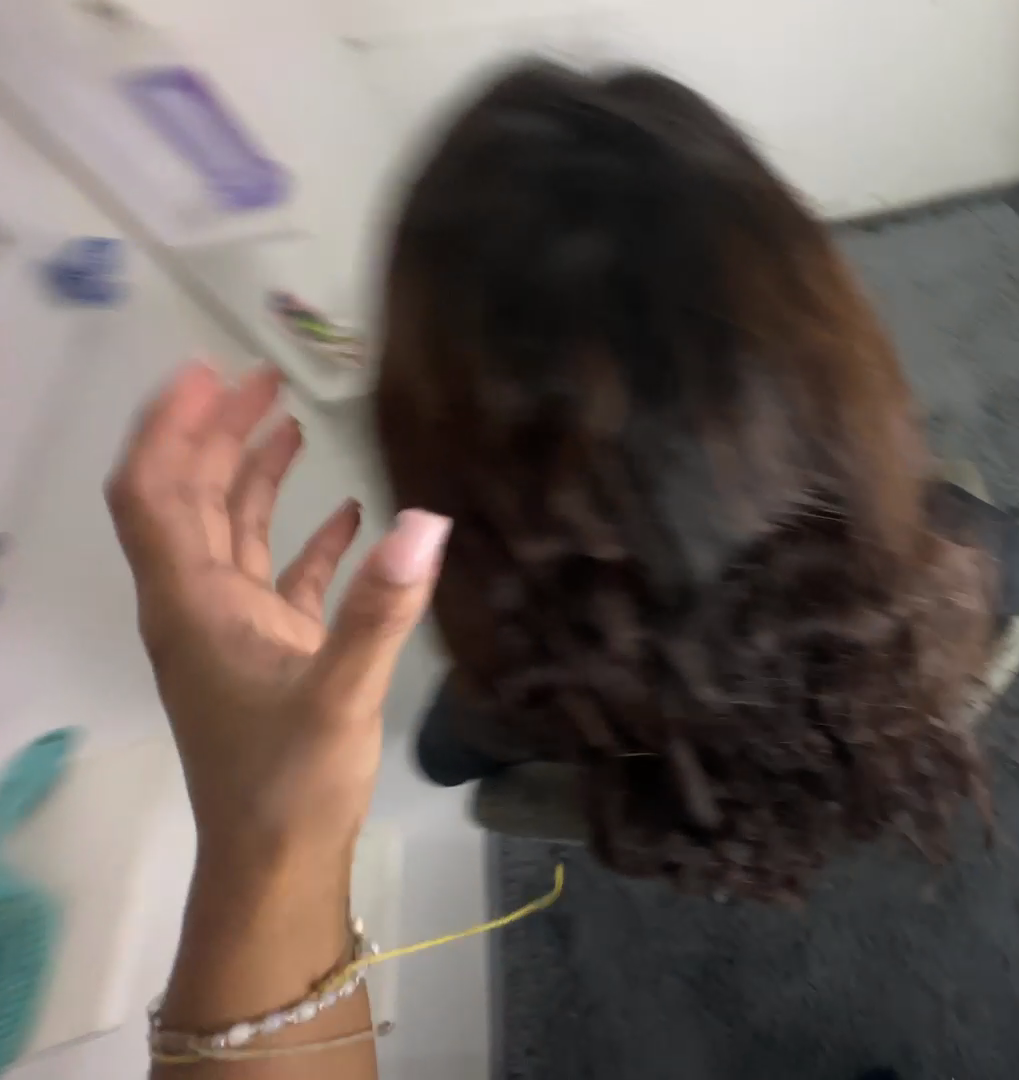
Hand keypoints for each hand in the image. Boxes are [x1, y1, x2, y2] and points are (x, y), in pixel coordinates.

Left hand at [106, 362, 449, 863]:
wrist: (278, 849)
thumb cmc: (292, 775)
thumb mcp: (341, 690)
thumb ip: (381, 606)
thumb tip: (429, 520)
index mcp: (195, 604)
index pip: (159, 496)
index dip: (174, 430)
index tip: (210, 374)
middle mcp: (203, 605)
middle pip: (190, 501)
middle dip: (215, 435)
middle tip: (258, 378)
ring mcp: (237, 626)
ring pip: (232, 531)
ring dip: (253, 475)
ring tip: (289, 421)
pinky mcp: (276, 645)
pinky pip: (282, 572)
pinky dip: (306, 534)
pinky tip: (345, 512)